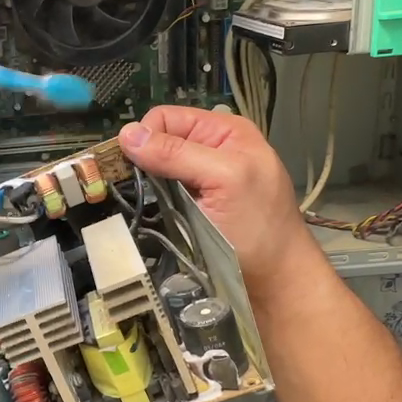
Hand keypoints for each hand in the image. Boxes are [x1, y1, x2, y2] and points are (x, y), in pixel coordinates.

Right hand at [119, 106, 316, 288]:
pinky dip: (151, 203)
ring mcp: (198, 182)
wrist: (275, 282)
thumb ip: (177, 153)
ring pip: (155, 171)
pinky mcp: (190, 208)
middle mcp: (208, 151)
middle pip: (157, 143)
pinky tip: (152, 215)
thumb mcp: (224, 178)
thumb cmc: (259, 228)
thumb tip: (126, 134)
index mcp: (223, 132)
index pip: (165, 118)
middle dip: (143, 162)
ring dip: (145, 186)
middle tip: (133, 189)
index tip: (132, 167)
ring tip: (143, 205)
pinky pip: (159, 196)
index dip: (145, 137)